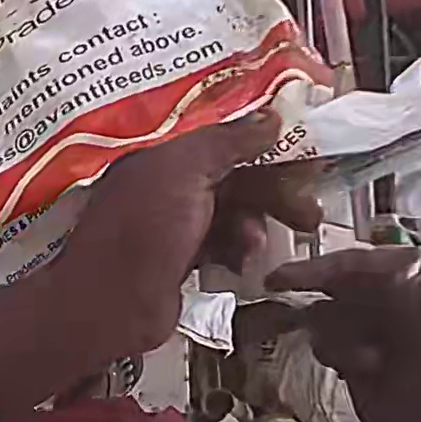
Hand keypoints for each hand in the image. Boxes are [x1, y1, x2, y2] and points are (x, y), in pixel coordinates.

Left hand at [44, 109, 319, 359]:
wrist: (111, 306)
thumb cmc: (143, 231)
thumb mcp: (184, 173)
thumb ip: (227, 141)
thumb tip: (271, 116)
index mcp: (161, 153)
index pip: (221, 135)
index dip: (262, 141)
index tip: (304, 152)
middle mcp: (167, 181)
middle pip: (234, 175)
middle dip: (272, 193)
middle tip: (309, 215)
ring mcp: (173, 220)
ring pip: (232, 211)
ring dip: (253, 226)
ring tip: (254, 245)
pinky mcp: (182, 255)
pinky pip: (222, 241)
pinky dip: (236, 250)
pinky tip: (238, 263)